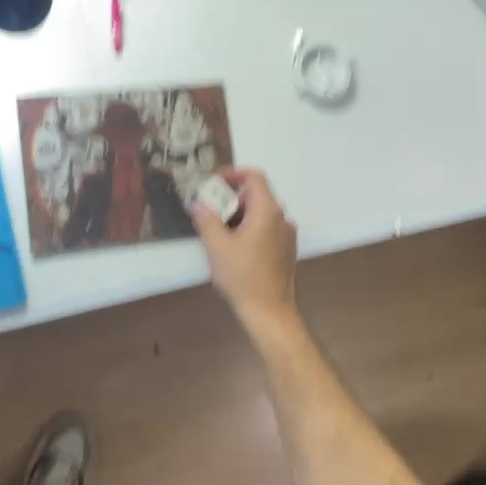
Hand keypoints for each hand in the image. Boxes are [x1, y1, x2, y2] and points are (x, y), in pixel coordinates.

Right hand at [192, 167, 298, 322]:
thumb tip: (198, 204)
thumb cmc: (242, 276)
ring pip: (261, 213)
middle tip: (209, 213)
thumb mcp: (217, 246)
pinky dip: (249, 228)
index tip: (214, 183)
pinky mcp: (286, 249)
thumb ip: (206, 220)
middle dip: (231, 199)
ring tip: (218, 233)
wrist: (269, 311)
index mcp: (267, 211)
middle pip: (256, 195)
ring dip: (238, 216)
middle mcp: (282, 218)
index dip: (233, 173)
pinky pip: (266, 228)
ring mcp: (287, 234)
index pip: (254, 176)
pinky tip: (234, 248)